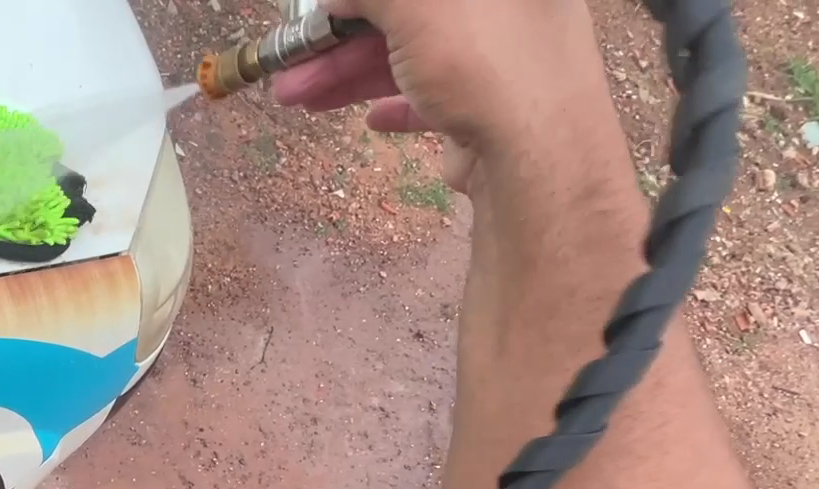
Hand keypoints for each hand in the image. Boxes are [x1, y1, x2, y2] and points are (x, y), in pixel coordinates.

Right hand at [271, 0, 621, 190]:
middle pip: (405, 20)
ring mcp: (496, 55)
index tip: (315, 22)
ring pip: (409, 59)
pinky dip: (395, 104)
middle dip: (338, 48)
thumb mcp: (418, 5)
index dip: (356, 3)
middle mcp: (502, 6)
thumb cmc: (480, 58)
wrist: (530, 145)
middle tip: (288, 76)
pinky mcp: (486, 102)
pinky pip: (432, 95)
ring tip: (301, 102)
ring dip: (349, 79)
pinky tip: (369, 118)